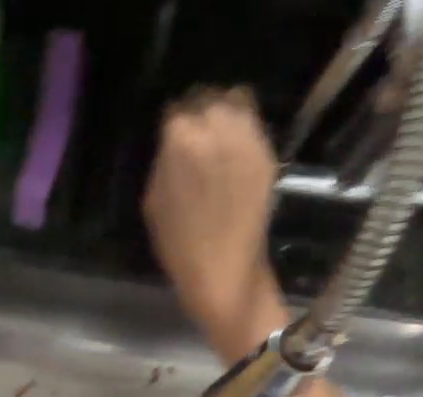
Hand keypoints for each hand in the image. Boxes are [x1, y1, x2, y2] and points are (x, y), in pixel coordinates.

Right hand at [143, 87, 287, 360]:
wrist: (224, 272)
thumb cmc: (180, 246)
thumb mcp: (154, 201)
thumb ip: (164, 162)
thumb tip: (172, 141)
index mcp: (180, 140)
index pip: (176, 109)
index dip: (174, 123)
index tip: (174, 137)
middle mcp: (216, 129)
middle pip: (207, 98)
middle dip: (200, 112)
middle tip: (198, 135)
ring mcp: (247, 140)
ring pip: (236, 100)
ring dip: (225, 113)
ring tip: (219, 136)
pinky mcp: (268, 154)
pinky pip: (255, 124)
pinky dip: (244, 129)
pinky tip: (235, 152)